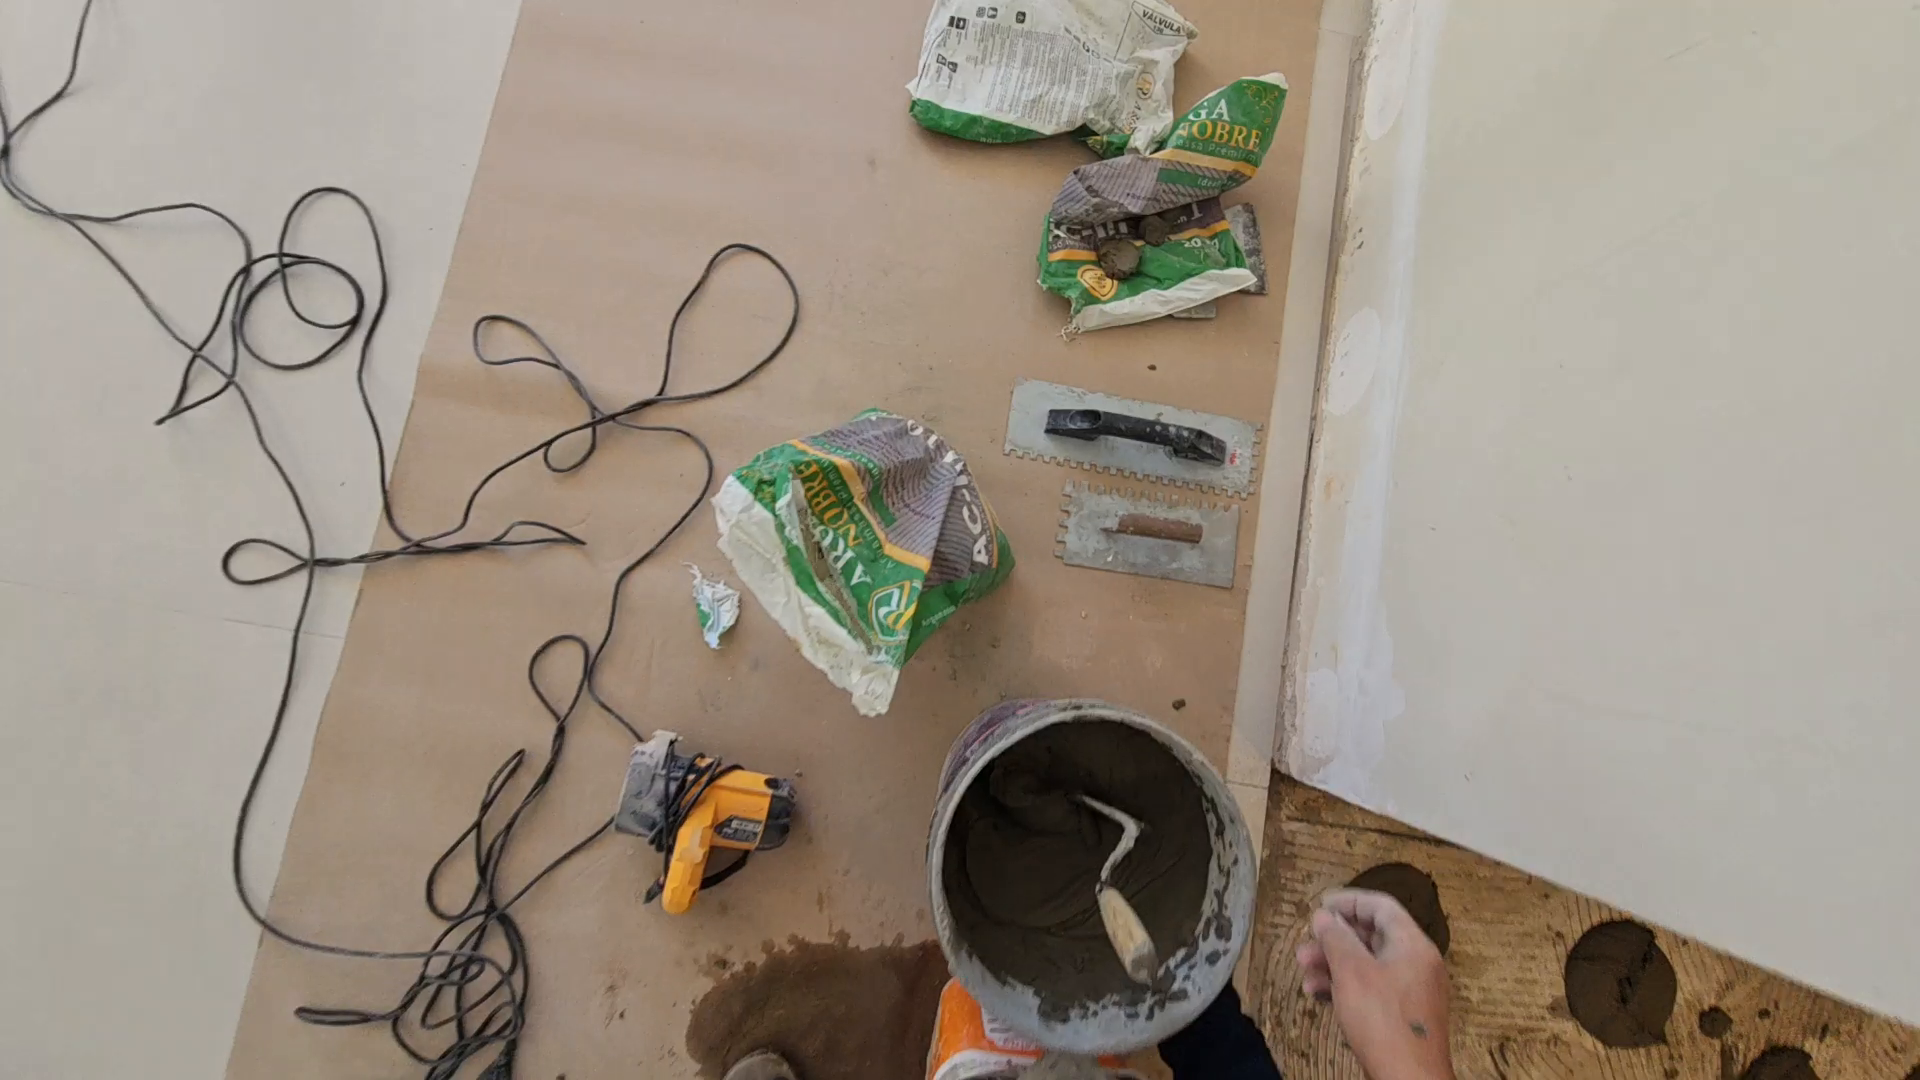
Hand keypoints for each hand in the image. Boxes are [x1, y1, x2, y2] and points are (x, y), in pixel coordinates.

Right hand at [1294, 889, 1454, 1079]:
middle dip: (1333, 938)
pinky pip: (1370, 986)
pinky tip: (1317, 994)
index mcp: (1412, 946)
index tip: (1320, 906)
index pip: (1381, 906)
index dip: (1348, 901)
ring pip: (1366, 962)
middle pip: (1370, 935)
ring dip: (1332, 962)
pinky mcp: (1402, 1014)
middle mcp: (1416, 963)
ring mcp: (1410, 990)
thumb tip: (1324, 917)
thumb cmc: (1381, 1018)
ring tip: (1303, 971)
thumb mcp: (1351, 970)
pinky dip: (1344, 984)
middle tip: (1306, 943)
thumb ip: (1335, 936)